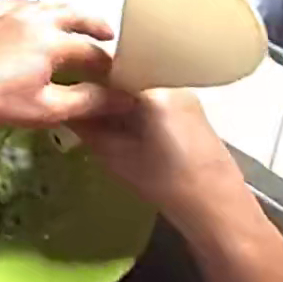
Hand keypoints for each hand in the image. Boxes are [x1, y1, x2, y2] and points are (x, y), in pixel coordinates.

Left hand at [0, 0, 130, 131]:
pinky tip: (35, 20)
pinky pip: (21, 4)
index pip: (92, 51)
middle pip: (74, 14)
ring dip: (67, 14)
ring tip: (77, 27)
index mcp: (52, 39)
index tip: (122, 79)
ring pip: (48, 5)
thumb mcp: (49, 108)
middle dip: (95, 24)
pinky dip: (36, 10)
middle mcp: (34, 18)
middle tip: (108, 36)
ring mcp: (10, 13)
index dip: (111, 66)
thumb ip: (89, 101)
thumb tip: (122, 98)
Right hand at [69, 88, 254, 237]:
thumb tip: (58, 106)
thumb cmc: (169, 184)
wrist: (224, 217)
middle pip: (121, 70)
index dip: (80, 73)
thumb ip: (82, 125)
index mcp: (151, 85)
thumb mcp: (113, 154)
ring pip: (136, 83)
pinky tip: (121, 126)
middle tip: (75, 102)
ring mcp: (183, 94)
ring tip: (93, 114)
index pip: (104, 64)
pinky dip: (131, 105)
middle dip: (96, 85)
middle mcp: (170, 80)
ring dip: (113, 96)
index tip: (63, 86)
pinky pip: (150, 95)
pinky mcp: (189, 110)